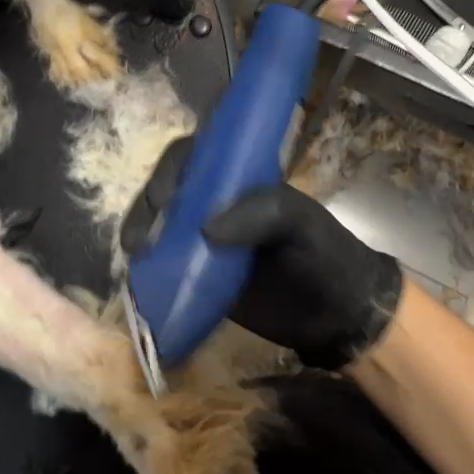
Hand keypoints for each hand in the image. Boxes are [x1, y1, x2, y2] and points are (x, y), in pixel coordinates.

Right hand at [120, 138, 405, 369]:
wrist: (339, 317)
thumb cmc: (325, 256)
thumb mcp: (302, 224)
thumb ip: (263, 213)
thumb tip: (206, 229)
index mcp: (241, 177)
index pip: (195, 156)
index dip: (172, 170)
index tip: (164, 199)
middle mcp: (217, 202)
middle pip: (168, 190)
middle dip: (147, 207)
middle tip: (138, 239)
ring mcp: (205, 240)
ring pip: (160, 225)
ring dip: (142, 235)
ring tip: (134, 257)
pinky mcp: (200, 275)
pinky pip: (166, 265)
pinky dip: (148, 270)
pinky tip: (138, 280)